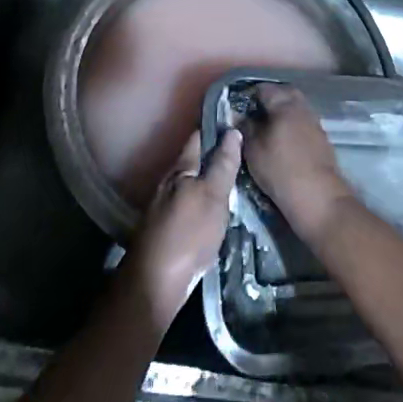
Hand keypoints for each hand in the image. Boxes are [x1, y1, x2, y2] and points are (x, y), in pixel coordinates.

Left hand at [124, 129, 241, 324]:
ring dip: (212, 177)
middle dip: (217, 152)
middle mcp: (170, 183)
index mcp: (180, 170)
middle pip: (196, 160)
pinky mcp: (169, 228)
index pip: (199, 136)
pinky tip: (220, 207)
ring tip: (238, 176)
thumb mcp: (212, 195)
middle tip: (246, 149)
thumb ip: (223, 165)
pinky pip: (192, 202)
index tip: (240, 118)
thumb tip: (232, 131)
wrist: (156, 283)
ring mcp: (167, 206)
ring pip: (194, 182)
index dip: (218, 126)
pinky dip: (207, 198)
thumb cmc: (188, 234)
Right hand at [242, 85, 350, 241]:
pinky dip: (293, 125)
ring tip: (267, 128)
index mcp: (285, 105)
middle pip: (285, 93)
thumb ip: (246, 128)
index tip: (239, 107)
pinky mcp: (322, 138)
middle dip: (269, 99)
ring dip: (283, 112)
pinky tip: (284, 139)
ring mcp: (315, 122)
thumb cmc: (280, 169)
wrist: (318, 195)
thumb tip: (240, 116)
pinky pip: (304, 122)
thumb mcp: (253, 149)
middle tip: (253, 115)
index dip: (250, 95)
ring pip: (297, 108)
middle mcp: (303, 108)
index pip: (265, 88)